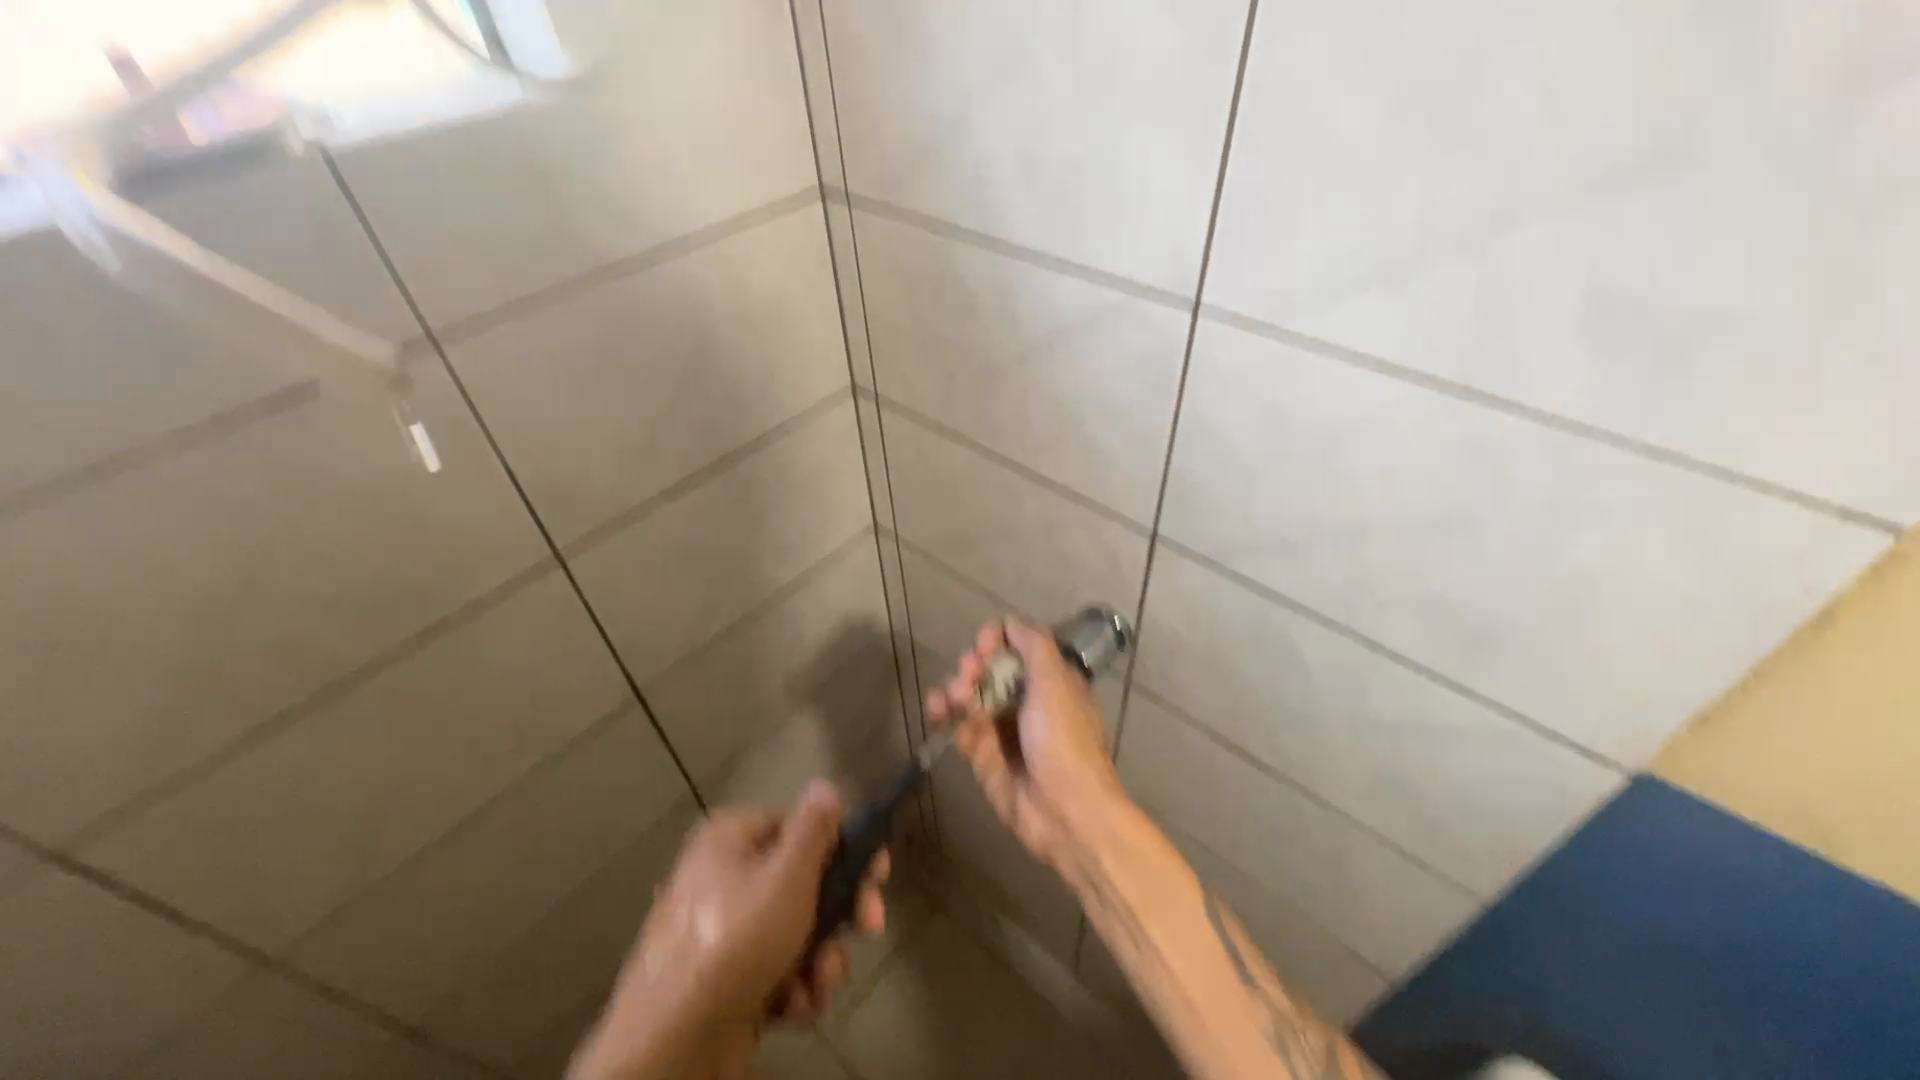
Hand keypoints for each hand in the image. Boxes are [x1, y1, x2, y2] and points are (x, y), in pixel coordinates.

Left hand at [570, 782, 887, 1079]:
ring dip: (819, 960)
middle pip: (802, 883)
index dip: (843, 852)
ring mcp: (722, 931)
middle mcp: (722, 876)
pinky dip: (792, 988)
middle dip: (837, 916)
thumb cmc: (737, 942)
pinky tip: (792, 1006)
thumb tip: (825, 785)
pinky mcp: (725, 978)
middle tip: (867, 931)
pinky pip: (774, 970)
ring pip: (795, 933)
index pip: (800, 828)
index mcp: (729, 839)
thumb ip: (814, 829)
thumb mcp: (787, 876)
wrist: (673, 1040)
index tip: (877, 878)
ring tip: (817, 984)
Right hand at [927, 619, 1128, 873]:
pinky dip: (945, 714)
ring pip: (971, 697)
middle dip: (974, 665)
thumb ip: (1034, 646)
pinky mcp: (983, 757)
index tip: (986, 642)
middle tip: (969, 671)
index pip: (1019, 649)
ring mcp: (1003, 731)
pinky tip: (937, 709)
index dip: (999, 641)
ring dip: (956, 688)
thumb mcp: (1056, 683)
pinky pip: (958, 727)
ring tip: (952, 696)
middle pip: (990, 671)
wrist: (1065, 812)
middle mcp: (1027, 703)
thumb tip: (1011, 621)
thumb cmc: (1064, 740)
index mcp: (1052, 683)